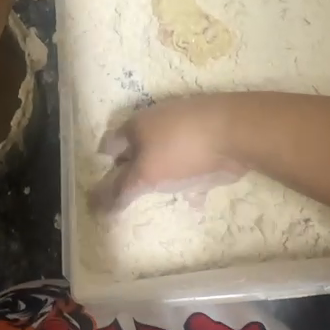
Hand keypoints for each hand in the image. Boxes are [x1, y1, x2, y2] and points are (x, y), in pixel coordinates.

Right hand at [89, 95, 245, 212]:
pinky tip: (194, 202)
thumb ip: (121, 190)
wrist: (233, 131)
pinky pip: (189, 164)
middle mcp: (155, 123)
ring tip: (162, 201)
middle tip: (132, 199)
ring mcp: (182, 129)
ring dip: (162, 178)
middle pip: (137, 151)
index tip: (107, 192)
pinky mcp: (205, 140)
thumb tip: (96, 205)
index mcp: (135, 125)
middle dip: (134, 174)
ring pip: (164, 158)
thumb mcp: (146, 175)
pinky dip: (188, 182)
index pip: (110, 146)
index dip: (105, 168)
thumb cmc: (180, 150)